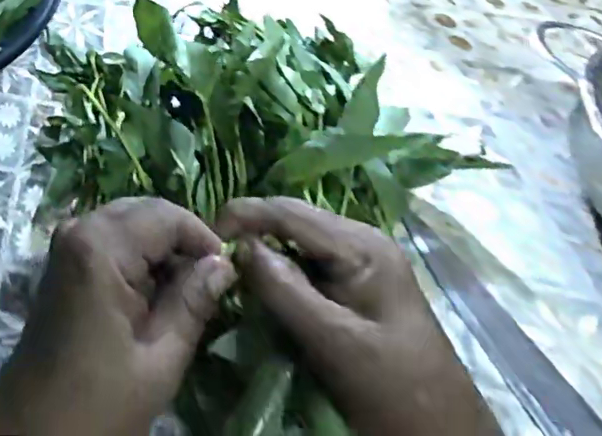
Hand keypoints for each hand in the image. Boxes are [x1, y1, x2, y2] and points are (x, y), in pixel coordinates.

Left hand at [0, 198, 235, 435]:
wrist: (35, 418)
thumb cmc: (100, 398)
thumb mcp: (159, 357)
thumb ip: (192, 303)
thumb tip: (224, 264)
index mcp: (100, 246)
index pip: (164, 214)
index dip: (202, 236)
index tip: (230, 273)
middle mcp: (79, 228)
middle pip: (143, 211)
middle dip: (181, 238)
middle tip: (213, 283)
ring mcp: (66, 239)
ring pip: (127, 220)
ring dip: (160, 246)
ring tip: (188, 292)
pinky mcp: (63, 254)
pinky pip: (109, 236)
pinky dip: (137, 253)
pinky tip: (155, 292)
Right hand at [215, 197, 499, 435]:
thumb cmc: (396, 392)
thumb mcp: (334, 342)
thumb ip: (282, 288)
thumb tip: (237, 246)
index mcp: (362, 245)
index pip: (284, 209)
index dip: (240, 216)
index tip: (206, 241)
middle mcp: (361, 239)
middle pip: (287, 215)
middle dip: (248, 229)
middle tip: (215, 255)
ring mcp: (360, 258)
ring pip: (291, 233)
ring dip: (259, 245)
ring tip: (231, 265)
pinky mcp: (354, 278)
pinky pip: (302, 254)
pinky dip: (276, 261)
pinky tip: (261, 278)